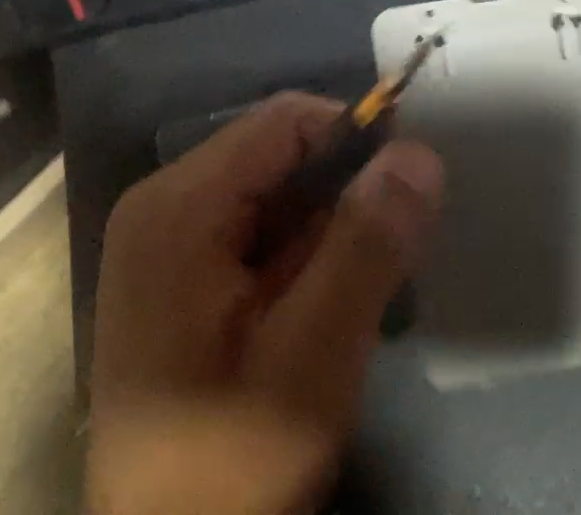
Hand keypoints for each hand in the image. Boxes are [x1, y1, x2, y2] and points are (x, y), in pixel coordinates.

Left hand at [87, 93, 444, 514]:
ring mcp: (164, 246)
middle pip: (275, 159)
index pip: (283, 123)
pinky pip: (254, 240)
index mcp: (178, 206)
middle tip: (385, 264)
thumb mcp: (312, 354)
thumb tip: (419, 154)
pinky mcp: (177, 282)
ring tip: (349, 304)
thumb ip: (365, 247)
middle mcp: (162, 208)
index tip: (410, 191)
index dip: (355, 138)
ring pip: (271, 202)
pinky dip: (299, 264)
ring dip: (325, 238)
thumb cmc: (229, 458)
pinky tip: (317, 317)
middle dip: (340, 199)